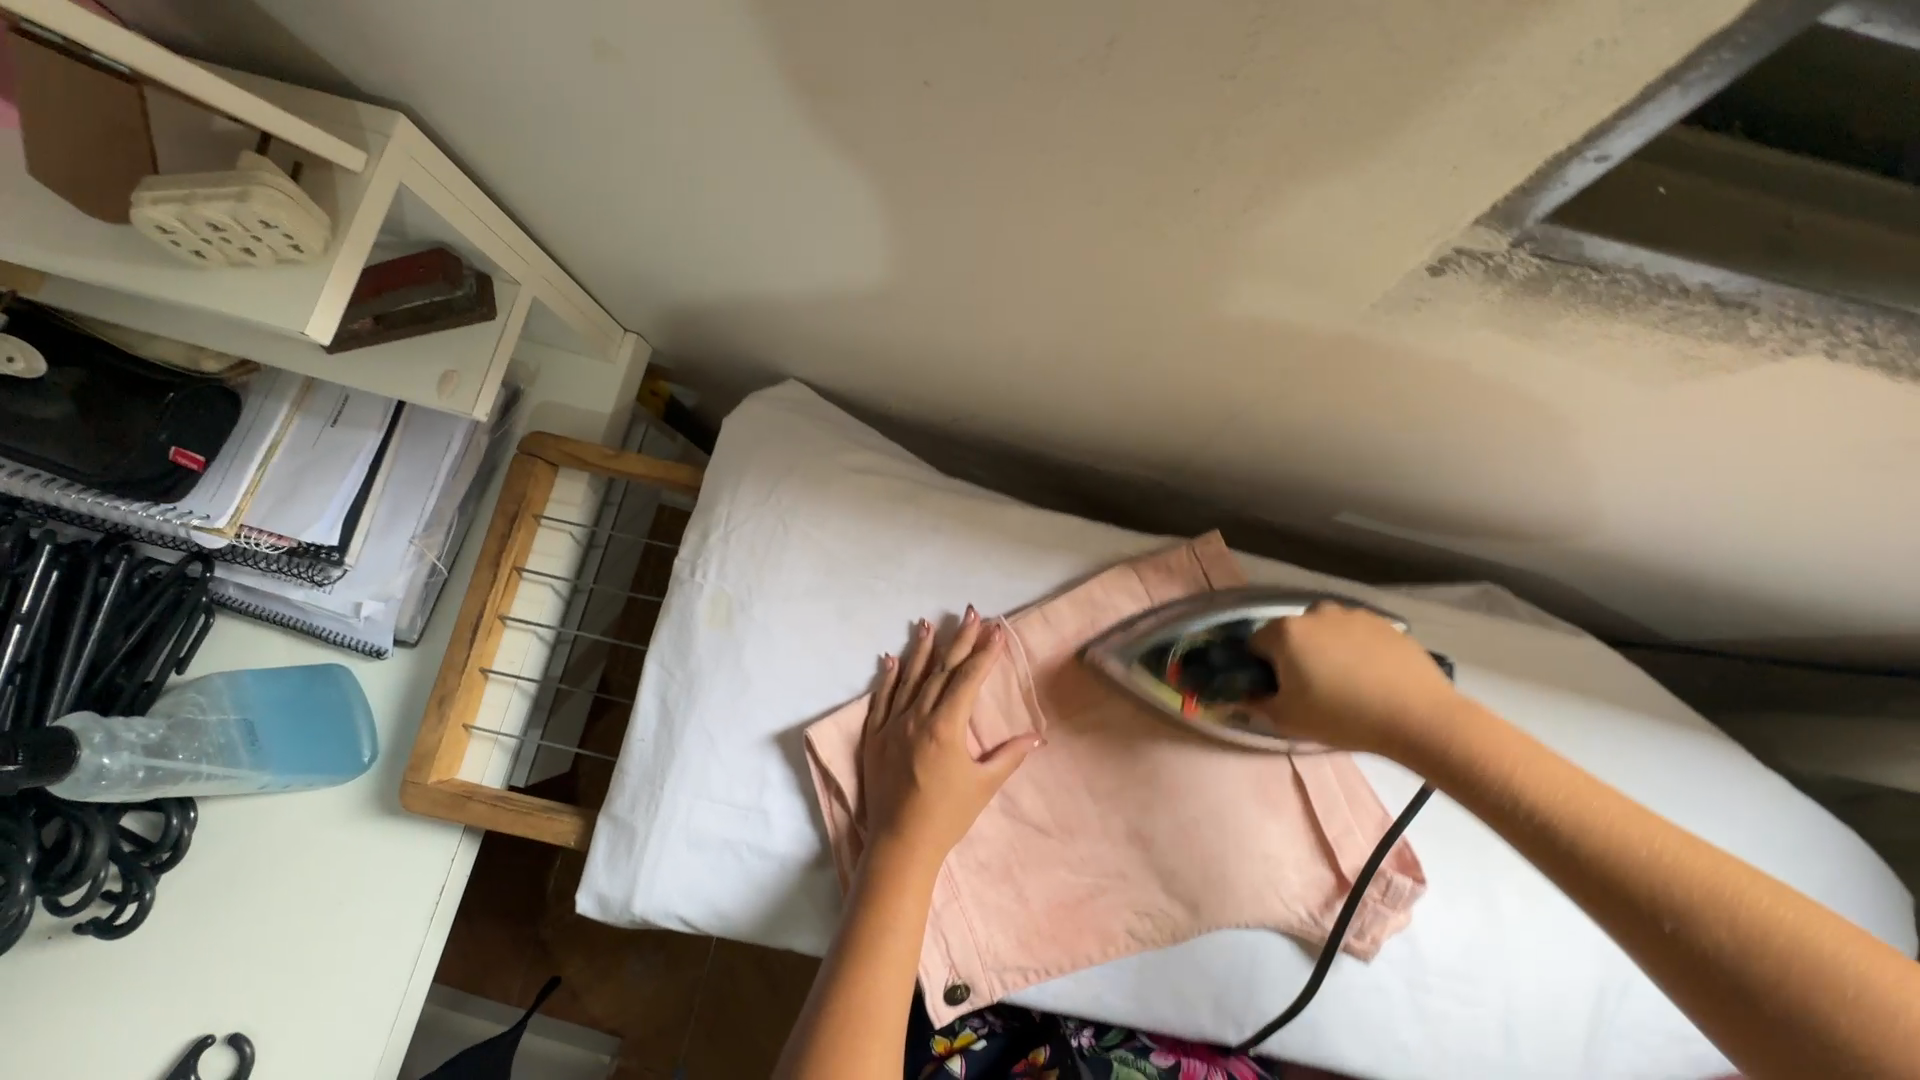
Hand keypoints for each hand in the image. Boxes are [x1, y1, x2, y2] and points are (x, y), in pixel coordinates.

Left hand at [860, 607, 1043, 867]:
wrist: (900, 844)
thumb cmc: (947, 817)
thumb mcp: (984, 785)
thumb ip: (1009, 755)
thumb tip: (1037, 737)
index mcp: (945, 727)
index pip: (967, 680)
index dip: (984, 654)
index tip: (997, 632)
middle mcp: (916, 718)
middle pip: (941, 671)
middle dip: (959, 641)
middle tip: (972, 614)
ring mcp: (891, 726)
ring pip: (910, 678)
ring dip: (922, 650)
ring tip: (931, 623)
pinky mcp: (874, 737)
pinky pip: (881, 699)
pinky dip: (888, 677)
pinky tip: (892, 658)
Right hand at [1248, 602, 1463, 759]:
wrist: (1418, 716)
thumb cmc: (1343, 716)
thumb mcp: (1287, 719)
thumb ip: (1256, 703)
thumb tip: (1243, 696)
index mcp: (1285, 632)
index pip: (1255, 645)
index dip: (1260, 669)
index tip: (1278, 692)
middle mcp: (1315, 613)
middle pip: (1291, 635)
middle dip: (1293, 657)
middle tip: (1311, 690)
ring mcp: (1353, 615)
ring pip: (1325, 632)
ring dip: (1325, 651)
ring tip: (1345, 684)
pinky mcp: (1385, 623)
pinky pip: (1356, 635)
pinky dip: (1355, 650)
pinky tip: (1370, 678)